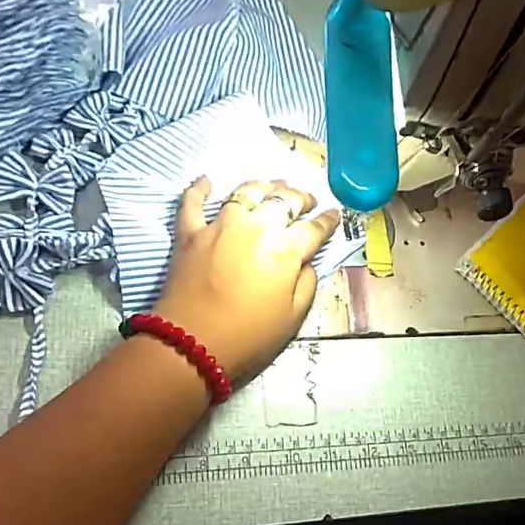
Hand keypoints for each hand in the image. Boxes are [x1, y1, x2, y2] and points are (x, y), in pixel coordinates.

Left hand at [151, 177, 340, 382]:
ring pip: (245, 192)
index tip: (334, 215)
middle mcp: (256, 227)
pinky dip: (200, 188)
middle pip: (283, 201)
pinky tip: (206, 180)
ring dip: (263, 185)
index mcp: (286, 250)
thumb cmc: (249, 336)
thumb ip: (306, 284)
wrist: (191, 344)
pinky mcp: (189, 232)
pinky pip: (193, 202)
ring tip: (272, 185)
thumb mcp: (293, 318)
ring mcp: (220, 226)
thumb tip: (304, 263)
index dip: (327, 221)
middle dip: (300, 197)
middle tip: (306, 199)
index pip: (313, 228)